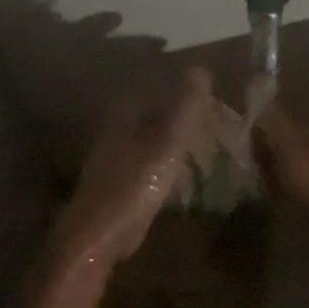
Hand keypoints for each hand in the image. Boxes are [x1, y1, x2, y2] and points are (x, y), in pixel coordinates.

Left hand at [23, 68, 212, 307]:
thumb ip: (184, 108)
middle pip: (149, 114)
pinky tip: (183, 174)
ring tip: (203, 144)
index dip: (178, 88)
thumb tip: (200, 68)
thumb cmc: (132, 187)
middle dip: (176, 113)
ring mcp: (114, 162)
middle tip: (211, 119)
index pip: (152, 89)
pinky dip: (167, 163)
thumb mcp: (166, 144)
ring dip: (172, 140)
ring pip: (148, 140)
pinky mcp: (119, 188)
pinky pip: (148, 165)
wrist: (98, 239)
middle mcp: (114, 134)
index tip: (208, 93)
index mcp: (123, 117)